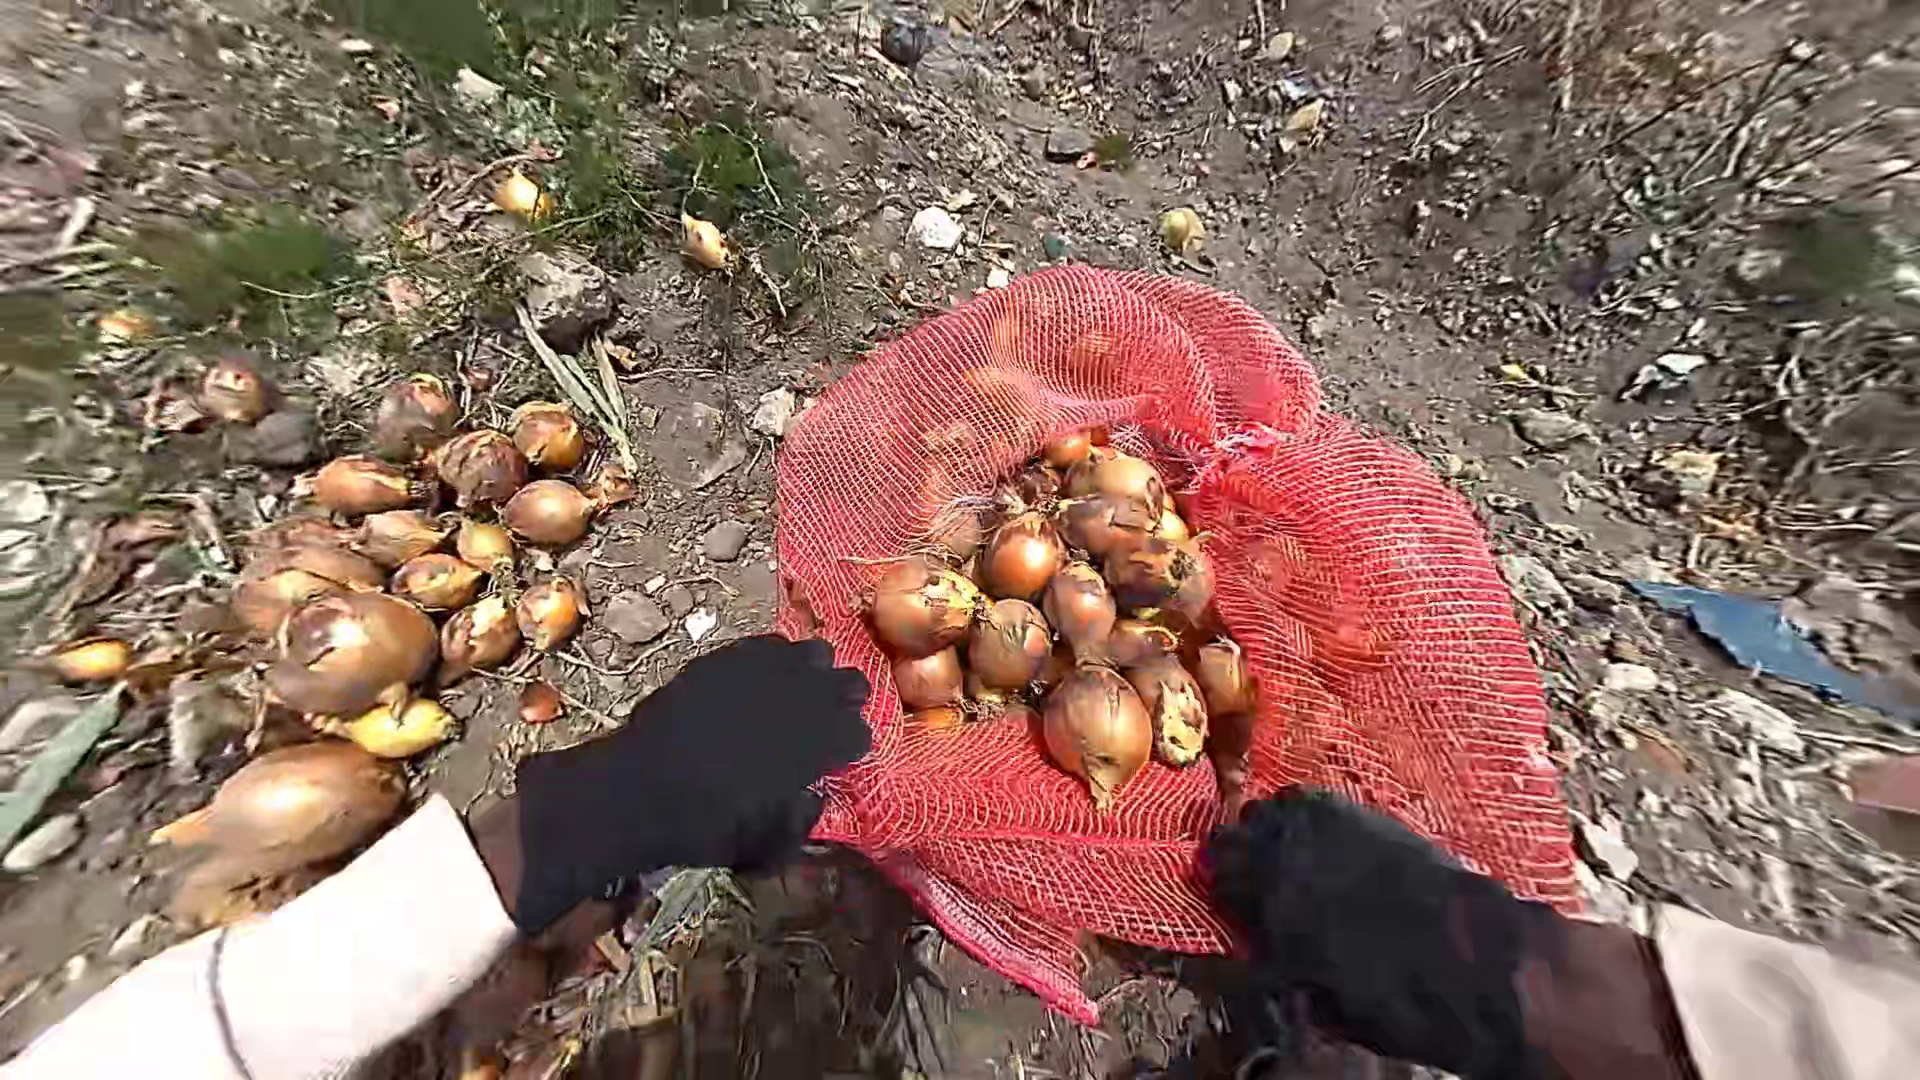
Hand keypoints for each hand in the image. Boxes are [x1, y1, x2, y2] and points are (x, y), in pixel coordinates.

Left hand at [477, 635, 870, 934]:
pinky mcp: (731, 658)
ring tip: (806, 684)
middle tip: (837, 710)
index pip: (858, 732)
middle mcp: (798, 703)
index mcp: (812, 748)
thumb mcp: (760, 847)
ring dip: (818, 671)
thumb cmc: (701, 825)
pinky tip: (768, 671)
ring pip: (815, 653)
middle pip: (850, 683)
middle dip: (850, 696)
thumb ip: (800, 825)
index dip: (856, 740)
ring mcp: (765, 674)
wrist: (633, 790)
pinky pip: (770, 644)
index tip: (848, 749)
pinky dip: (777, 657)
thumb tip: (818, 800)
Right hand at [1206, 789, 1692, 1079]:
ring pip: (1256, 814)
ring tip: (1274, 847)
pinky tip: (1306, 830)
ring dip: (1257, 832)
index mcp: (1272, 916)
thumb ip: (1289, 976)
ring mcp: (1310, 832)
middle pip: (1224, 844)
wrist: (1484, 963)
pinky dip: (1292, 812)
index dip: (1216, 895)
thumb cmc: (1410, 1003)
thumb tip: (1262, 962)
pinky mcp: (1342, 811)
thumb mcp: (1337, 1009)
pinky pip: (1295, 799)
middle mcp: (1280, 864)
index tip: (1222, 900)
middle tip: (1240, 872)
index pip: (1217, 891)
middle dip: (1226, 858)